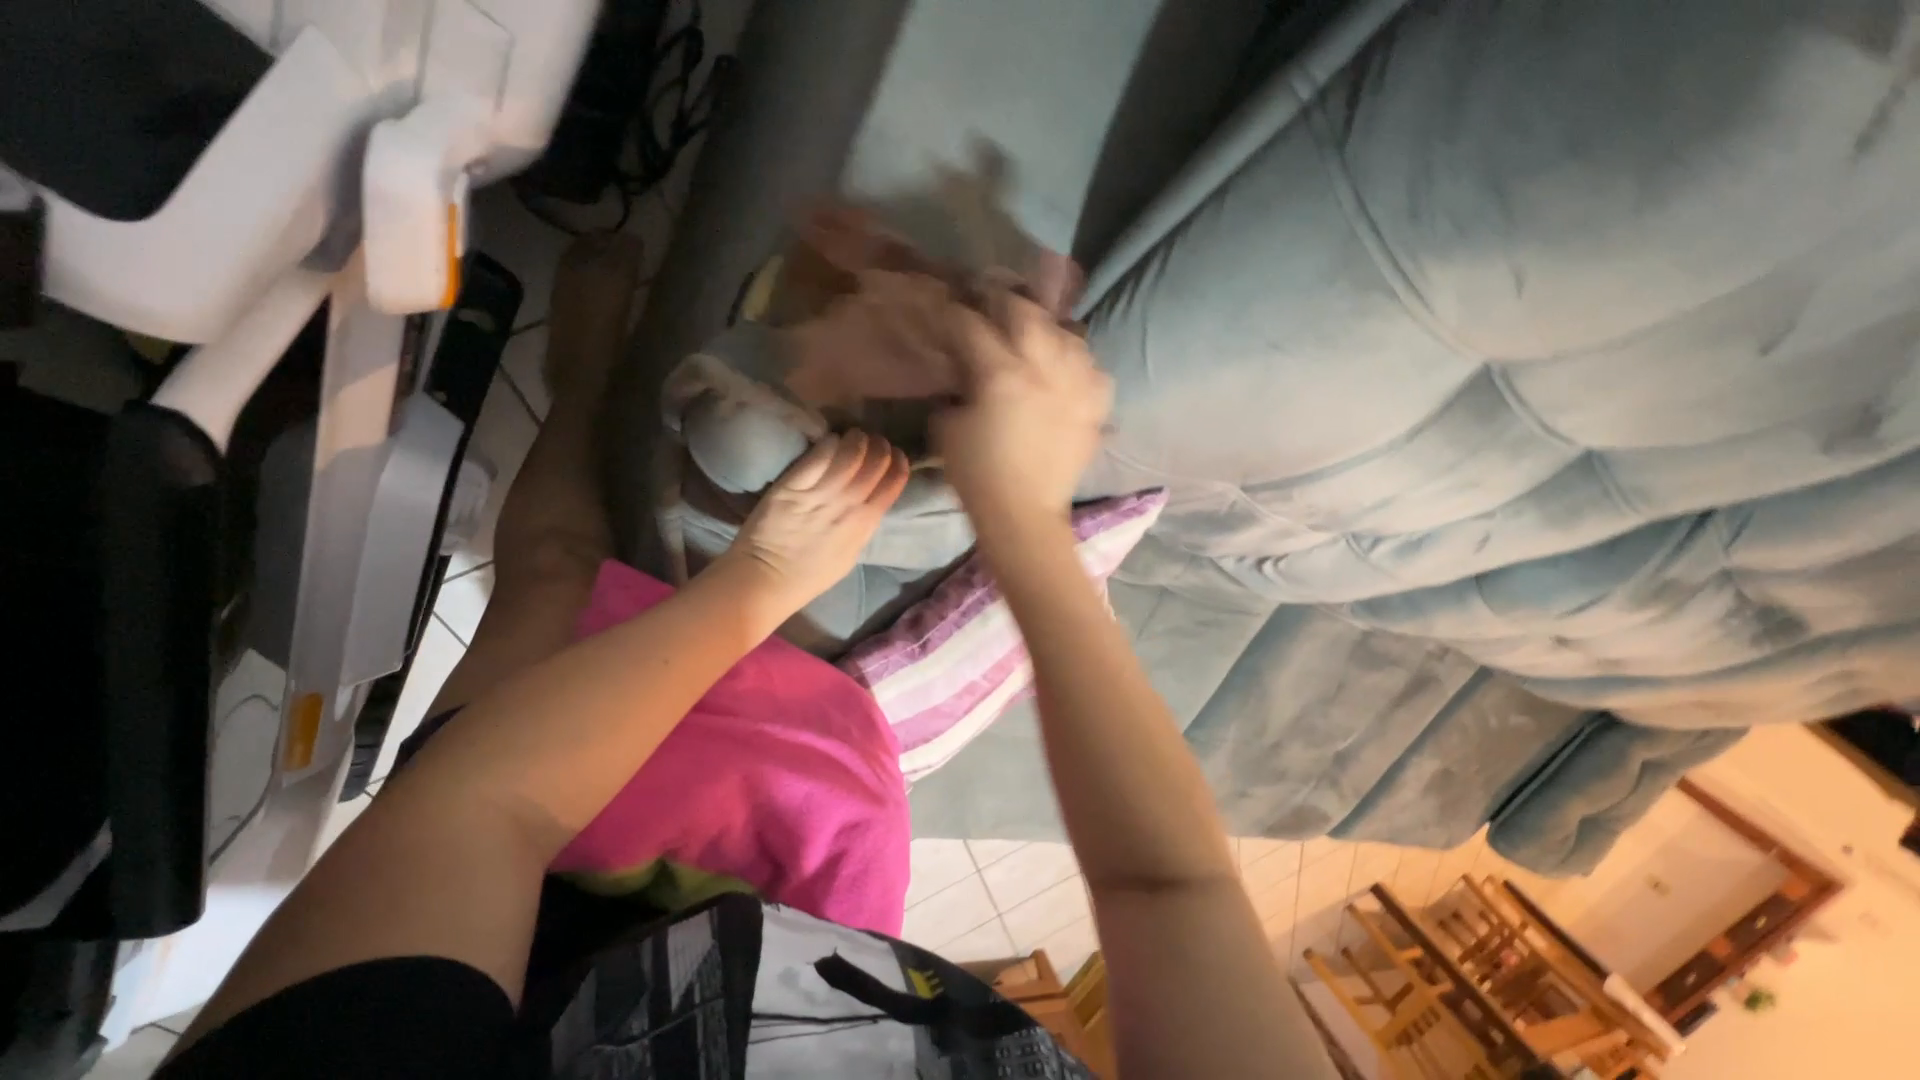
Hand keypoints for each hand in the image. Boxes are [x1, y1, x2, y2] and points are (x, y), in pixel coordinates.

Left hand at [719, 430, 909, 615]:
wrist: (766, 579)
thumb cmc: (809, 575)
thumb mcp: (850, 555)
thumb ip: (862, 527)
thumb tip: (870, 502)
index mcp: (864, 525)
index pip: (893, 482)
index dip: (897, 462)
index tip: (894, 454)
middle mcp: (847, 506)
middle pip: (875, 463)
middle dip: (879, 445)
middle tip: (873, 440)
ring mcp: (819, 495)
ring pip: (849, 454)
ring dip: (856, 439)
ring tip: (853, 436)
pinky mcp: (792, 487)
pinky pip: (817, 457)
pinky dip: (829, 444)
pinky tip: (830, 441)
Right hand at [932, 290, 1112, 528]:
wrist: (1024, 513)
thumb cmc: (977, 475)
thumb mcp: (947, 427)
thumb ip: (956, 388)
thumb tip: (964, 369)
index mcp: (1000, 374)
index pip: (972, 325)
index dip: (956, 313)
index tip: (949, 309)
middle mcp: (1043, 369)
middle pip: (1026, 313)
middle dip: (1004, 301)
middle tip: (992, 302)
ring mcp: (1075, 385)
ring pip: (1066, 334)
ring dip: (1046, 327)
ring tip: (1034, 331)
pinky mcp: (1096, 406)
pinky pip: (1093, 367)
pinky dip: (1079, 360)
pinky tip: (1066, 366)